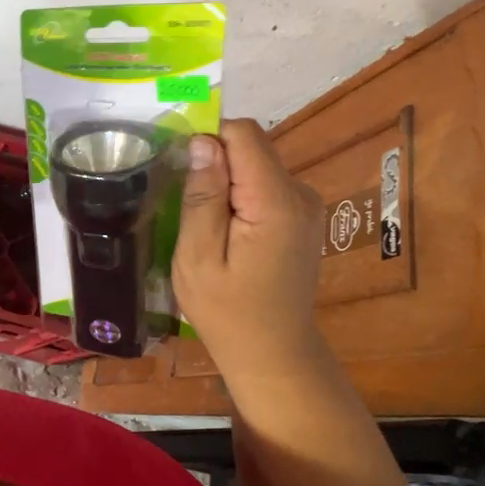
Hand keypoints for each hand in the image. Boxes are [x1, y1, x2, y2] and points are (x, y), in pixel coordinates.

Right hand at [172, 119, 326, 373]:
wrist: (272, 350)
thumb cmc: (226, 311)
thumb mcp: (197, 257)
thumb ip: (201, 197)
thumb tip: (203, 142)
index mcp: (274, 203)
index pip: (243, 135)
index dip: (207, 139)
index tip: (179, 169)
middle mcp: (299, 194)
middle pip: (250, 148)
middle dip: (213, 164)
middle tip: (185, 207)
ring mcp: (305, 205)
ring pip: (255, 166)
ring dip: (223, 183)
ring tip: (202, 227)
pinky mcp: (301, 216)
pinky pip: (263, 185)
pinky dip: (237, 197)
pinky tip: (223, 234)